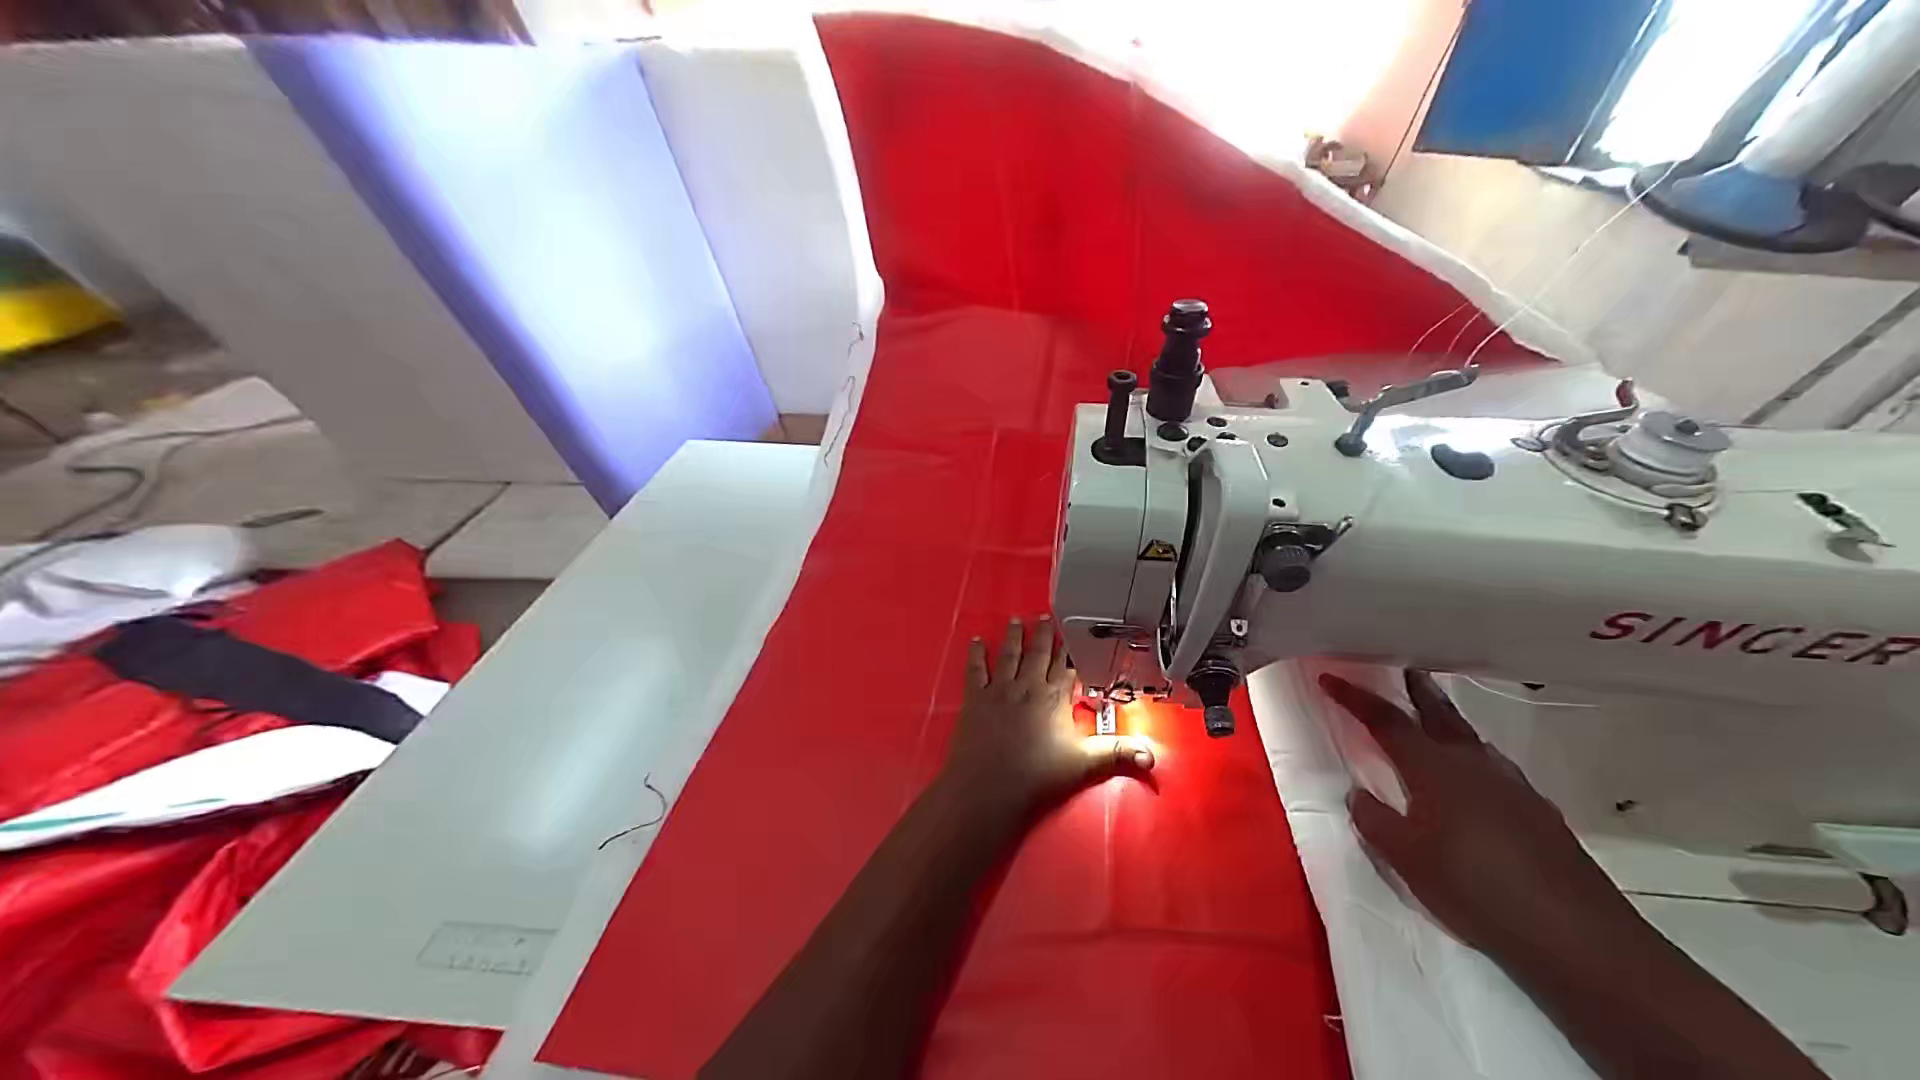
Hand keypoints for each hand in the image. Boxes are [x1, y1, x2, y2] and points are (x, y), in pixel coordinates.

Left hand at [938, 616, 1154, 822]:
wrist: (989, 785)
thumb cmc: (1035, 775)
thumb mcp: (1083, 764)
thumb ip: (1116, 754)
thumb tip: (1150, 756)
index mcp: (1054, 697)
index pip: (1066, 667)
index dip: (1070, 651)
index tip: (1072, 637)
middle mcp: (1027, 686)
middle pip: (1038, 653)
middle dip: (1043, 634)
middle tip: (1044, 617)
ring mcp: (1000, 689)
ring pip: (1009, 655)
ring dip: (1014, 637)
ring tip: (1016, 621)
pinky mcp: (976, 698)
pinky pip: (976, 669)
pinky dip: (976, 654)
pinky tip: (976, 641)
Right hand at [1320, 670, 1639, 960]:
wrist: (1577, 937)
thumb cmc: (1475, 887)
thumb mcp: (1405, 857)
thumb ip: (1375, 820)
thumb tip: (1360, 794)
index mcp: (1434, 768)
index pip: (1386, 721)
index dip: (1354, 697)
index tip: (1329, 677)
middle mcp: (1473, 765)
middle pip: (1439, 714)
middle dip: (1417, 690)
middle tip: (1403, 670)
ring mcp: (1512, 786)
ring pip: (1470, 739)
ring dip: (1446, 722)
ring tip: (1432, 720)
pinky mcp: (1537, 812)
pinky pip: (1493, 768)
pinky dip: (1472, 757)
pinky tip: (1471, 781)